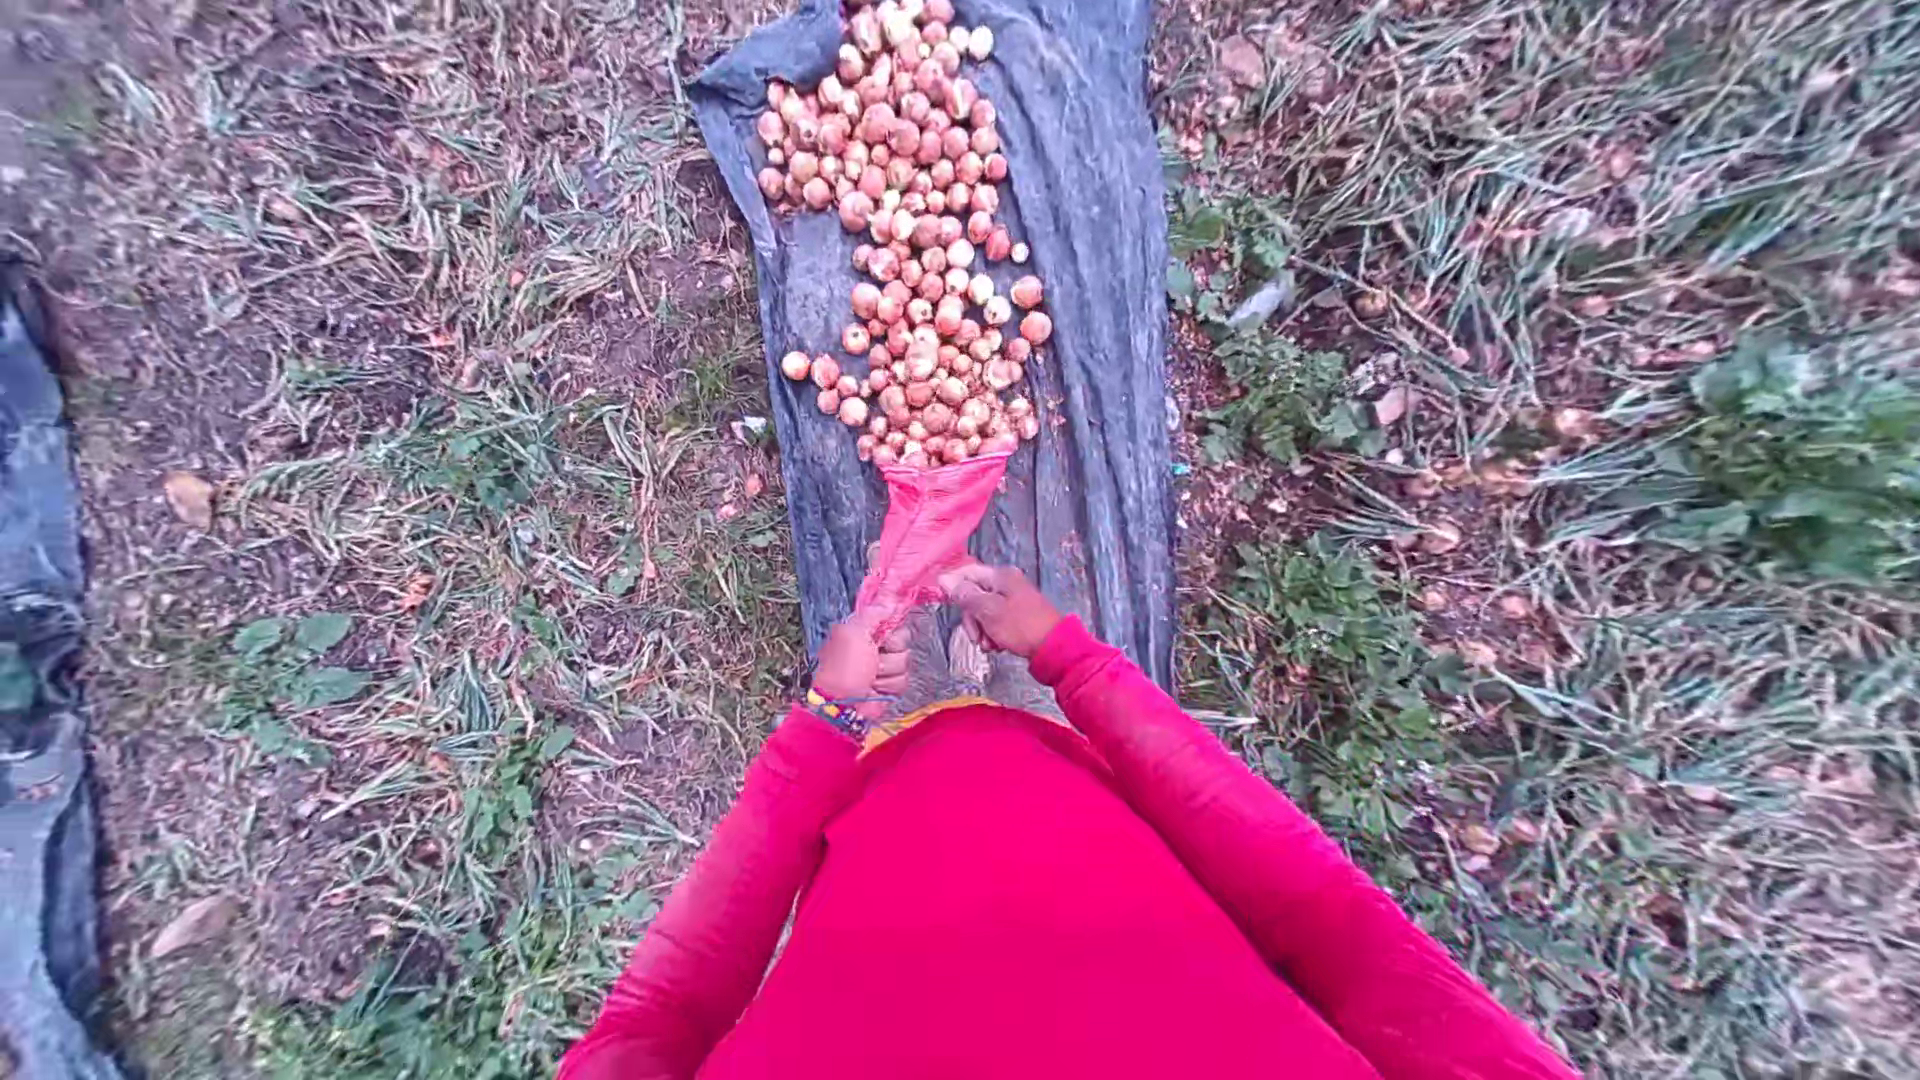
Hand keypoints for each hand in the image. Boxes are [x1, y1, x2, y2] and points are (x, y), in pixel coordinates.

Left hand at [812, 609, 911, 714]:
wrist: (843, 705)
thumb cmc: (843, 668)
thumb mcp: (853, 633)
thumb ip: (872, 614)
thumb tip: (890, 602)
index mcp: (865, 631)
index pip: (894, 622)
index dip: (893, 631)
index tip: (882, 639)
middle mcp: (875, 647)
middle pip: (903, 642)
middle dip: (890, 653)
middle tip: (873, 660)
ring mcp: (884, 667)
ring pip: (905, 662)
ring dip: (887, 672)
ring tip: (870, 678)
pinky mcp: (889, 686)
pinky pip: (903, 680)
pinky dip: (888, 686)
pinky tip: (874, 689)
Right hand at [937, 562, 1061, 658]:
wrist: (1054, 648)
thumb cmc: (1020, 626)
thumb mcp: (988, 611)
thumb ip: (965, 595)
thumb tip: (944, 579)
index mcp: (1000, 576)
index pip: (967, 572)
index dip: (953, 584)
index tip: (944, 602)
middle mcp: (1006, 584)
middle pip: (974, 594)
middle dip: (970, 617)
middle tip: (976, 636)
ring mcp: (1013, 600)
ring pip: (983, 611)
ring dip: (981, 629)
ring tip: (989, 645)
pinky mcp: (1017, 616)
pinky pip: (995, 621)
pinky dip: (992, 633)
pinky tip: (998, 645)